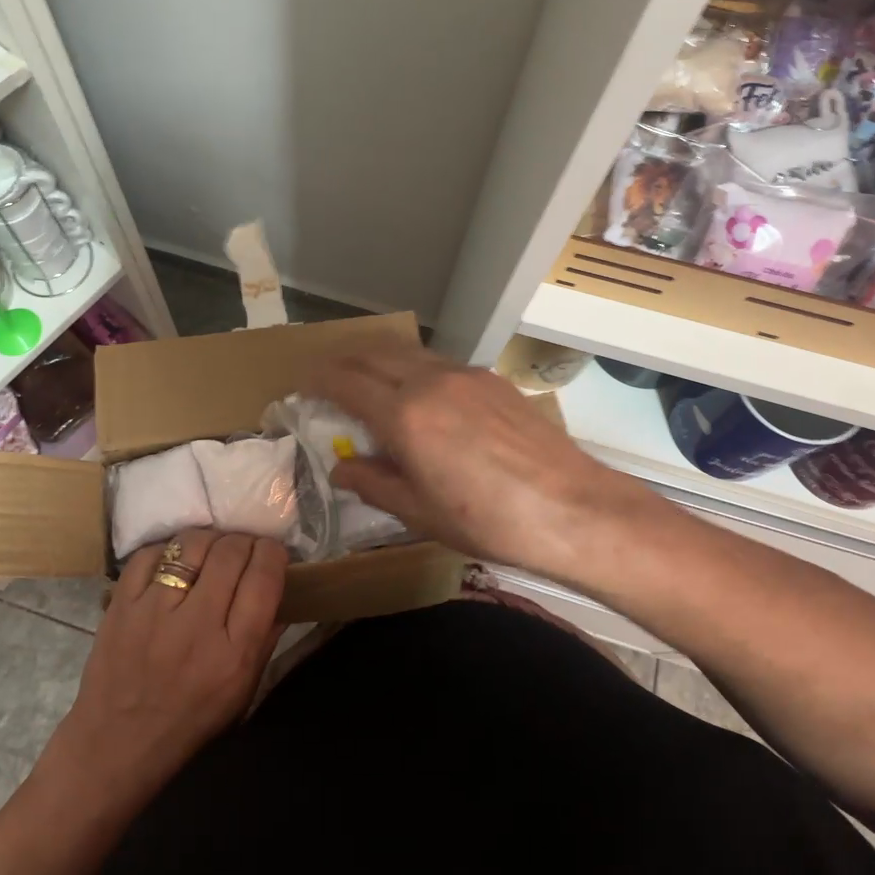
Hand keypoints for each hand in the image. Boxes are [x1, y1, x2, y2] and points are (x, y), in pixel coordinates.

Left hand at [50, 529, 287, 796]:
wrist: (119, 743)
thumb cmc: (190, 720)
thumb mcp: (243, 690)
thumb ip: (264, 637)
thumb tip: (280, 587)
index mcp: (233, 653)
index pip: (263, 579)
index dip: (274, 554)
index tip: (274, 553)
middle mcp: (196, 626)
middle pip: (231, 553)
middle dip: (246, 541)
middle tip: (245, 549)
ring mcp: (154, 611)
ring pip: (192, 545)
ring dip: (210, 539)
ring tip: (211, 551)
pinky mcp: (121, 604)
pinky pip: (150, 554)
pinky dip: (168, 549)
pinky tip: (175, 561)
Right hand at [305, 343, 651, 574]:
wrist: (572, 510)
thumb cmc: (489, 522)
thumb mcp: (420, 513)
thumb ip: (373, 483)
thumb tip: (343, 467)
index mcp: (405, 415)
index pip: (346, 381)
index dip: (317, 379)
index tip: (301, 383)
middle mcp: (431, 381)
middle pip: (373, 353)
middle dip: (342, 359)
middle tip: (325, 375)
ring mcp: (465, 375)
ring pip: (407, 352)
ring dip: (377, 359)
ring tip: (366, 379)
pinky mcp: (492, 380)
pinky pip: (437, 362)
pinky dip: (412, 368)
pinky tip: (417, 394)